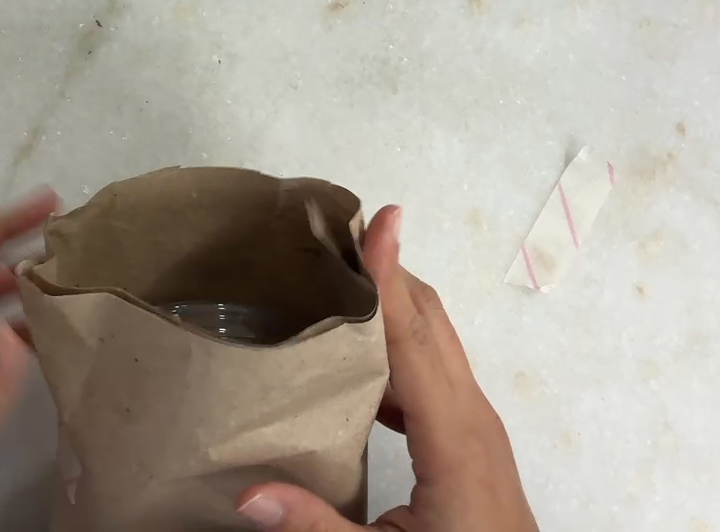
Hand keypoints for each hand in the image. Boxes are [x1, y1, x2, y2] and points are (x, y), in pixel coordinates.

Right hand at [237, 206, 538, 531]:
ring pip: (433, 332)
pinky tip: (349, 344)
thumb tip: (244, 494)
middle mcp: (472, 415)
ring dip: (388, 293)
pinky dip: (393, 330)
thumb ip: (315, 525)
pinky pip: (430, 358)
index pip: (415, 336)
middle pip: (428, 317)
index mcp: (455, 439)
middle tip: (327, 232)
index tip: (380, 219)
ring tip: (329, 272)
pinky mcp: (467, 430)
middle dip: (384, 266)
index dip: (391, 275)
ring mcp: (474, 420)